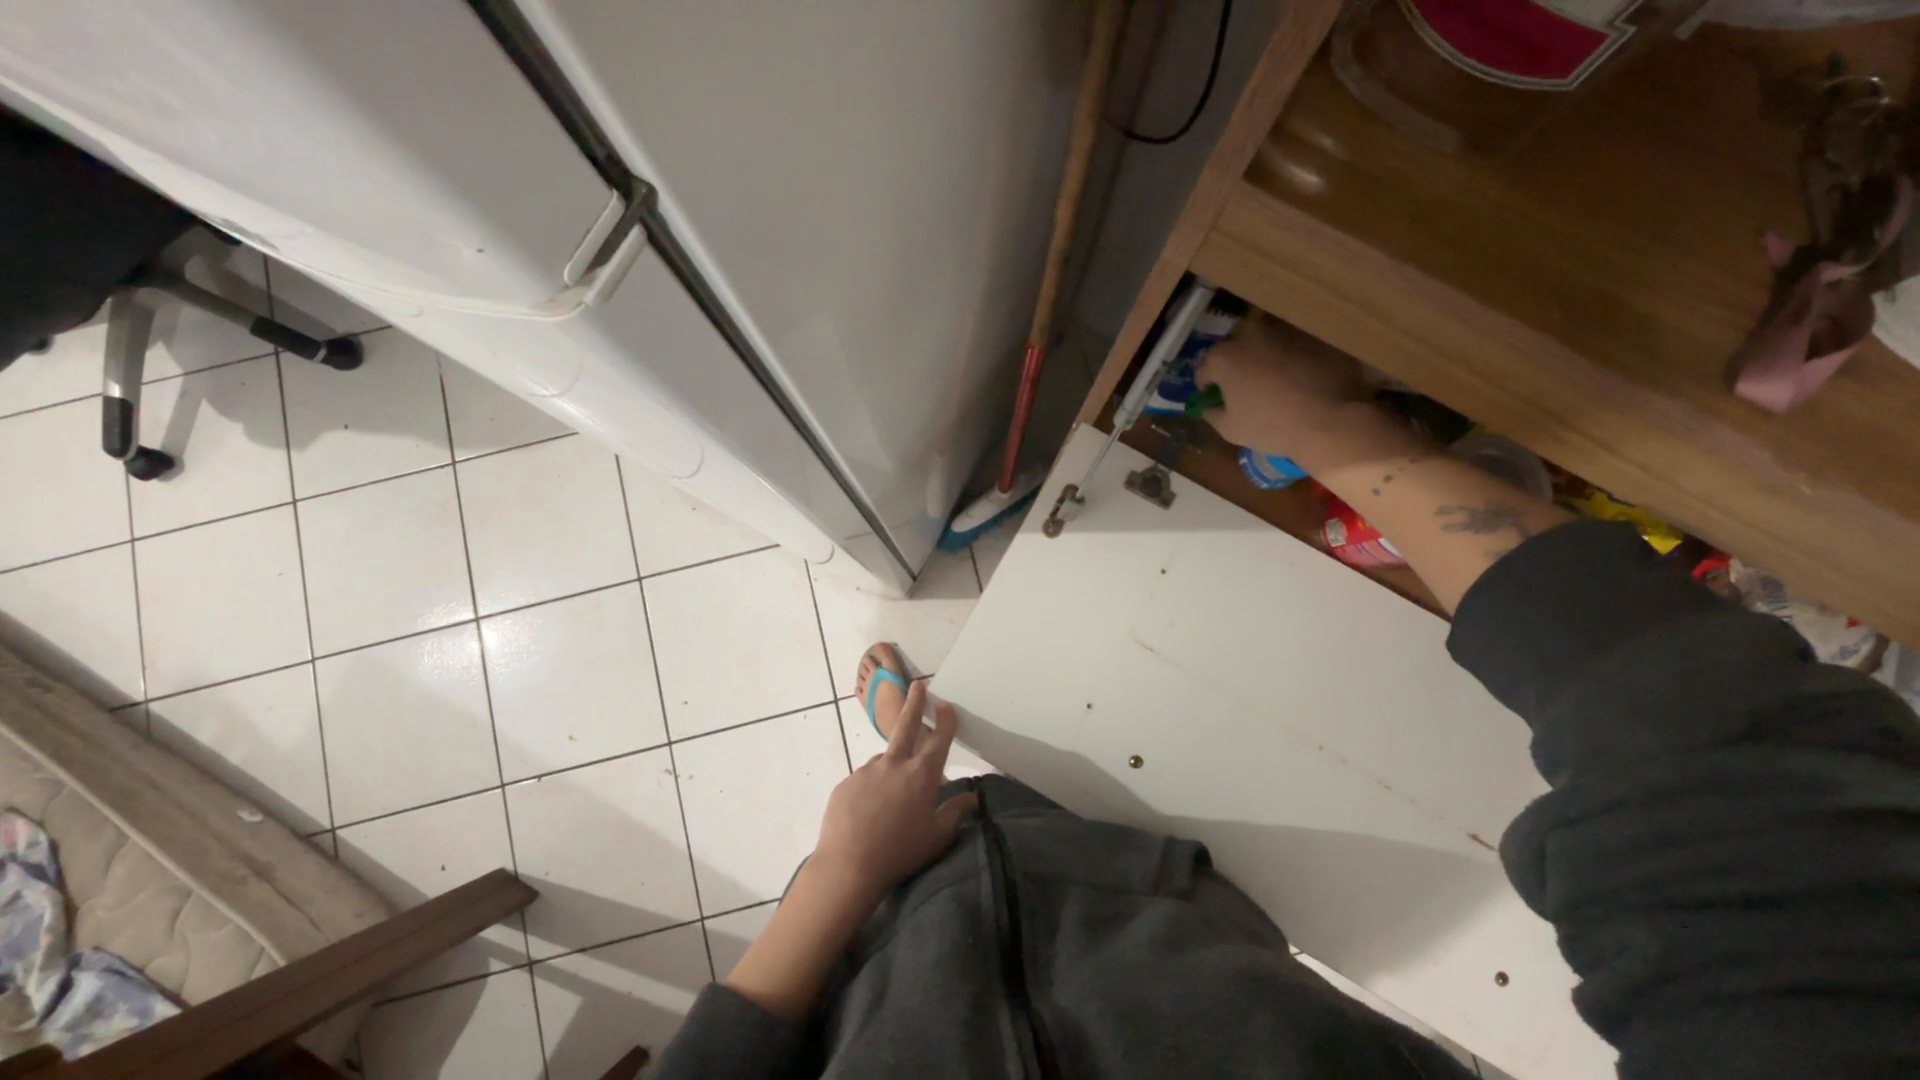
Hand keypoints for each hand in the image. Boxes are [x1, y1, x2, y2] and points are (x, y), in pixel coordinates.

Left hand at [813, 679, 978, 895]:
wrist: (848, 866)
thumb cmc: (901, 852)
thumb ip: (955, 812)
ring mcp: (866, 772)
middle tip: (919, 685)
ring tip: (891, 800)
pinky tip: (869, 813)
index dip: (945, 721)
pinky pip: (864, 781)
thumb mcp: (937, 836)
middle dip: (914, 703)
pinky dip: (871, 789)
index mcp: (921, 775)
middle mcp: (893, 765)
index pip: (939, 740)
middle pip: (906, 726)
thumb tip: (973, 797)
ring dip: (891, 768)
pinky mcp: (845, 784)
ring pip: (884, 761)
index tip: (946, 705)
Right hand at [1193, 316, 1368, 458]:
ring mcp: (1285, 331)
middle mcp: (1251, 335)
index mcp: (1224, 357)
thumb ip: (1213, 414)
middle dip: (1234, 359)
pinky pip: (1296, 343)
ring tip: (1273, 373)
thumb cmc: (1271, 426)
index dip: (1206, 384)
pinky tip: (1301, 374)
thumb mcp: (1230, 430)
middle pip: (1234, 343)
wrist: (1328, 420)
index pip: (1205, 368)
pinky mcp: (1314, 334)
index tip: (1213, 396)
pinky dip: (1294, 354)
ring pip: (1266, 337)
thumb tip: (1211, 407)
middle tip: (1243, 381)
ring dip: (1264, 352)